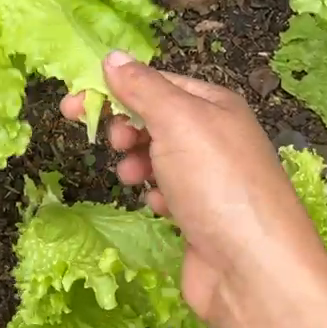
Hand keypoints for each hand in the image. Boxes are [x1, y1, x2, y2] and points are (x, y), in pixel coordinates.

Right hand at [62, 51, 326, 324]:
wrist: (254, 271)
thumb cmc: (217, 183)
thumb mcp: (177, 120)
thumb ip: (143, 86)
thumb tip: (113, 56)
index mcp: (214, 104)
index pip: (156, 81)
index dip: (114, 89)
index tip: (73, 105)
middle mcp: (216, 135)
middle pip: (154, 117)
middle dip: (125, 127)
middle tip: (111, 143)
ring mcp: (211, 177)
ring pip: (156, 155)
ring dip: (136, 161)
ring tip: (132, 178)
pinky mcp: (202, 214)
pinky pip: (167, 191)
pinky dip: (155, 194)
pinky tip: (158, 206)